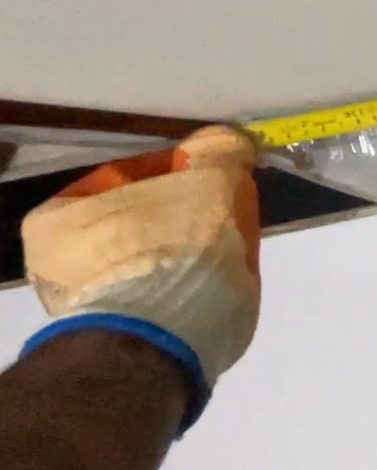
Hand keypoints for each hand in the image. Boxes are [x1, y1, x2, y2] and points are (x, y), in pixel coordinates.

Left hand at [19, 126, 260, 432]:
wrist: (172, 327)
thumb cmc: (180, 243)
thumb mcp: (213, 177)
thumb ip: (220, 150)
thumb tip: (226, 142)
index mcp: (60, 216)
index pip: (131, 174)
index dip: (185, 170)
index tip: (222, 178)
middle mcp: (54, 256)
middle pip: (140, 214)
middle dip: (187, 210)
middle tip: (230, 212)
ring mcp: (81, 294)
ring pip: (149, 249)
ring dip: (187, 244)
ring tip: (229, 247)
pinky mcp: (116, 322)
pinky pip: (155, 282)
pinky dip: (184, 276)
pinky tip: (214, 277)